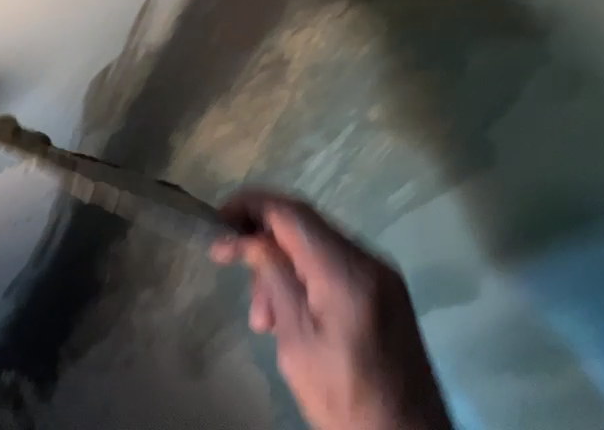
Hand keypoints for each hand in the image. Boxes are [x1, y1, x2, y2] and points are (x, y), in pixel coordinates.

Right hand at [211, 191, 452, 429]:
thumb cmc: (344, 398)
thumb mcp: (296, 340)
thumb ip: (273, 277)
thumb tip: (244, 235)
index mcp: (346, 273)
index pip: (289, 213)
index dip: (248, 206)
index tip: (215, 224)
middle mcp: (370, 262)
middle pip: (303, 225)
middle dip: (263, 243)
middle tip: (239, 281)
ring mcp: (383, 277)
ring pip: (316, 245)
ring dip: (282, 265)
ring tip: (266, 317)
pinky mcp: (387, 293)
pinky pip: (335, 265)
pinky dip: (306, 277)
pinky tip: (293, 314)